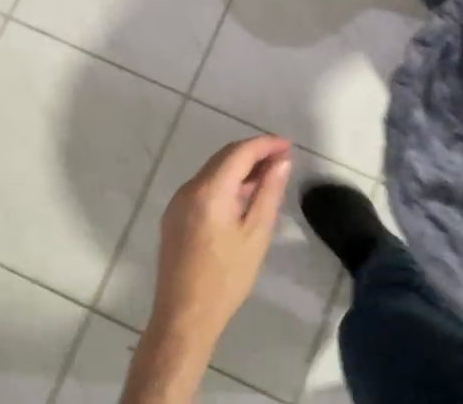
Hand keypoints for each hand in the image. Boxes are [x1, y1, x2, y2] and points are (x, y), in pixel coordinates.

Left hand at [149, 135, 292, 345]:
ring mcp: (177, 203)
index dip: (265, 144)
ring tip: (267, 178)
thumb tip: (281, 161)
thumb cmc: (226, 278)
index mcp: (209, 190)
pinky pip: (203, 188)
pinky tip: (242, 198)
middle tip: (282, 160)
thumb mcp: (256, 234)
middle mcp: (189, 188)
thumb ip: (269, 192)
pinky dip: (225, 183)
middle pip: (224, 157)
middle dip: (253, 153)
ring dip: (239, 168)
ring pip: (213, 171)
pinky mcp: (173, 218)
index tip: (289, 146)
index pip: (240, 152)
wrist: (184, 318)